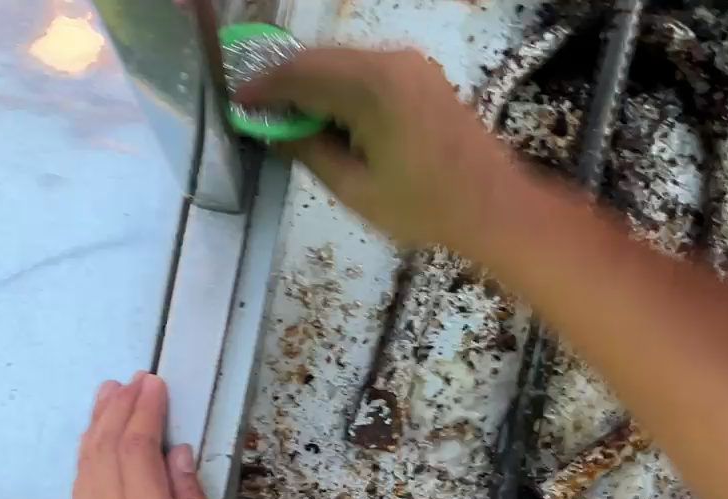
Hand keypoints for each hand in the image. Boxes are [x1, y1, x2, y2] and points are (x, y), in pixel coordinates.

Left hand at [67, 373, 234, 498]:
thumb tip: (177, 455)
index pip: (137, 450)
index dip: (144, 412)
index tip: (154, 385)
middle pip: (106, 448)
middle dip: (120, 408)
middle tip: (134, 380)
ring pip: (86, 464)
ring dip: (97, 425)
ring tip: (109, 394)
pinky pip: (78, 487)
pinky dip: (86, 455)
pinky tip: (93, 441)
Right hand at [238, 47, 523, 253]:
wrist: (489, 205)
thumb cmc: (421, 207)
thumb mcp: (354, 189)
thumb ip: (309, 153)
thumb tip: (275, 132)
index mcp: (372, 87)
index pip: (302, 75)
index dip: (264, 88)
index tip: (238, 103)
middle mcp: (391, 61)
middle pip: (320, 60)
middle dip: (283, 83)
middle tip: (254, 108)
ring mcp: (409, 65)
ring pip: (342, 64)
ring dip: (310, 86)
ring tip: (284, 118)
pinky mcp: (418, 76)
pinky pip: (364, 72)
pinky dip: (336, 90)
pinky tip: (323, 117)